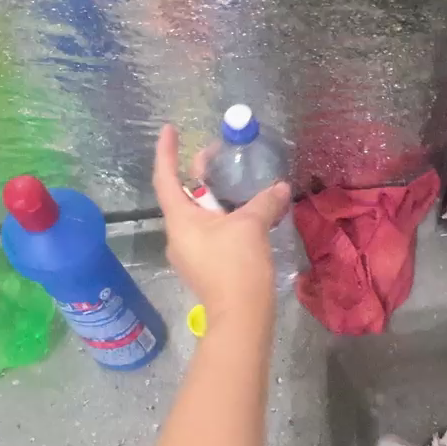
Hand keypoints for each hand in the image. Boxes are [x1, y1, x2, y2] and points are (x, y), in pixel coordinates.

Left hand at [152, 124, 290, 324]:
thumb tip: (280, 187)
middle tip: (221, 156)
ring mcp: (190, 254)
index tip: (169, 129)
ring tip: (239, 186)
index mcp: (180, 219)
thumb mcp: (252, 225)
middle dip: (202, 174)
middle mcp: (178, 235)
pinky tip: (247, 218)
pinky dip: (225, 220)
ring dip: (217, 199)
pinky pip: (211, 235)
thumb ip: (265, 201)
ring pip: (200, 217)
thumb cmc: (237, 266)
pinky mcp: (205, 269)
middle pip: (185, 196)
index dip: (166, 151)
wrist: (241, 316)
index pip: (166, 177)